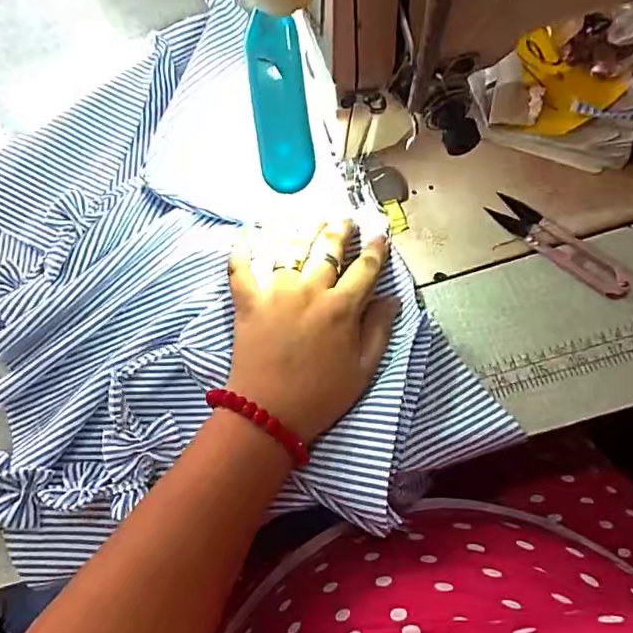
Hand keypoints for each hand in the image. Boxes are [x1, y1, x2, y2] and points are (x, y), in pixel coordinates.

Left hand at [225, 219, 399, 441]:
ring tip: (309, 220)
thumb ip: (379, 330)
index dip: (375, 249)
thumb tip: (390, 299)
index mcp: (342, 308)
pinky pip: (242, 266)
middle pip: (327, 249)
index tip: (379, 236)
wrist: (269, 413)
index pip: (365, 268)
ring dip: (302, 230)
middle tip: (343, 219)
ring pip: (290, 249)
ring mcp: (276, 293)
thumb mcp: (363, 369)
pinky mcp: (248, 301)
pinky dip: (244, 246)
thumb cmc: (321, 396)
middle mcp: (311, 291)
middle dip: (339, 230)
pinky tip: (249, 230)